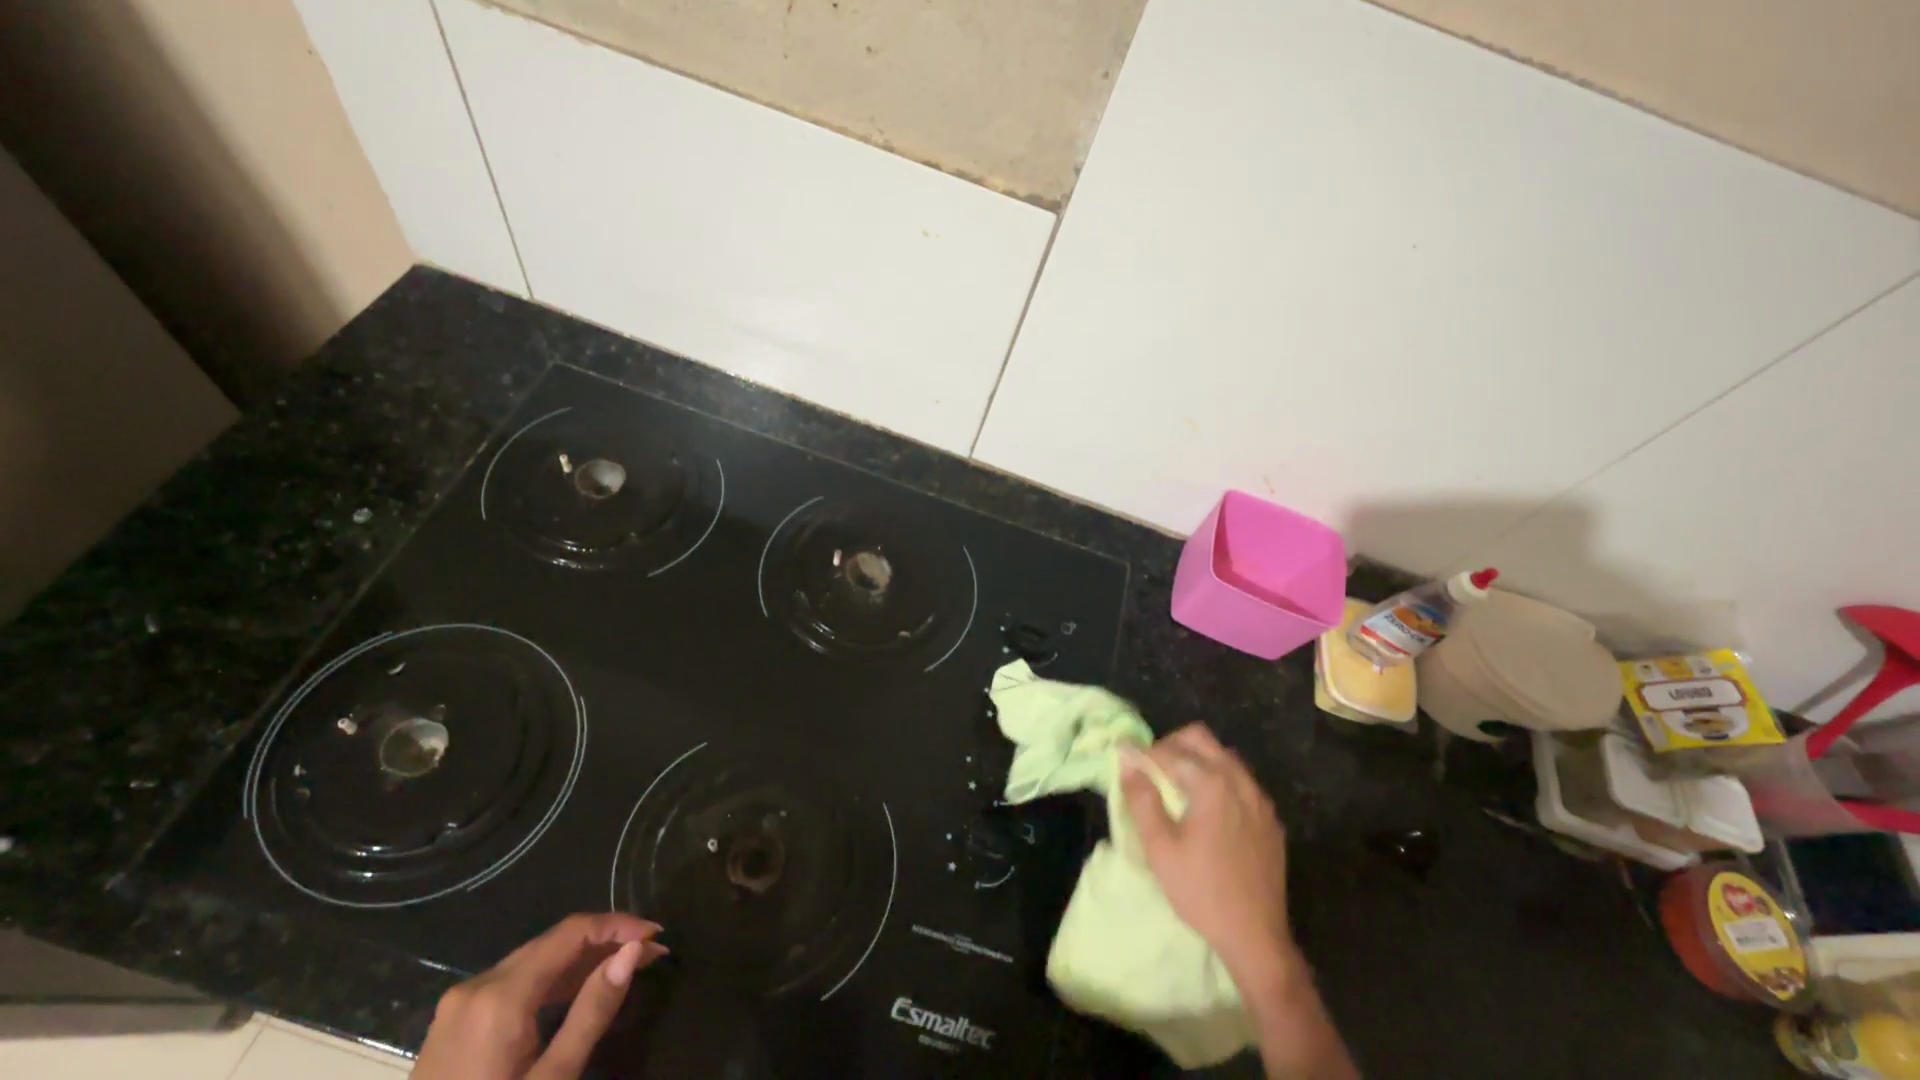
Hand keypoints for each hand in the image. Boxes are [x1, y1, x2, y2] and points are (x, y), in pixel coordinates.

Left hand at [411, 913, 666, 1079]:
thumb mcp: (553, 1079)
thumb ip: (592, 1011)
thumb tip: (634, 951)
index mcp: (500, 996)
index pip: (570, 933)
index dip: (619, 925)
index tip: (658, 936)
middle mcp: (477, 985)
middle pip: (552, 941)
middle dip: (605, 941)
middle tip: (652, 954)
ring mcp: (460, 1002)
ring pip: (533, 960)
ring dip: (581, 960)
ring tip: (626, 968)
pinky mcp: (454, 1019)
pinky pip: (513, 982)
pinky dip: (551, 979)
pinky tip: (579, 990)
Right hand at [1120, 724, 1295, 981]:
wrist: (1256, 935)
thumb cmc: (1201, 891)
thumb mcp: (1160, 848)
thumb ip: (1142, 799)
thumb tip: (1127, 762)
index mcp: (1212, 784)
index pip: (1169, 751)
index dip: (1141, 751)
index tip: (1122, 754)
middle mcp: (1240, 781)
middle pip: (1201, 739)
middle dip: (1171, 744)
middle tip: (1150, 767)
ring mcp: (1260, 800)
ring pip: (1225, 757)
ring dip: (1197, 759)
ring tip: (1176, 785)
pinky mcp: (1270, 819)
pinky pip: (1242, 782)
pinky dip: (1219, 780)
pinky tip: (1207, 809)